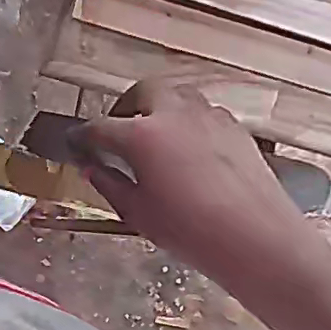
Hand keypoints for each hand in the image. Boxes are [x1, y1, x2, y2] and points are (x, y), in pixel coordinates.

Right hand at [73, 78, 330, 328]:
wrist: (254, 236)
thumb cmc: (189, 229)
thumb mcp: (136, 212)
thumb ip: (110, 185)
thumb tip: (94, 170)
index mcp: (142, 135)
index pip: (100, 127)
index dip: (82, 136)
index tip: (75, 144)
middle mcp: (175, 115)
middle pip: (142, 93)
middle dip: (124, 108)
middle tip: (115, 132)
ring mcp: (209, 117)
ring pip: (176, 97)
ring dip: (158, 110)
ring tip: (151, 139)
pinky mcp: (234, 129)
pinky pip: (202, 114)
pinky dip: (185, 124)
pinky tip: (184, 153)